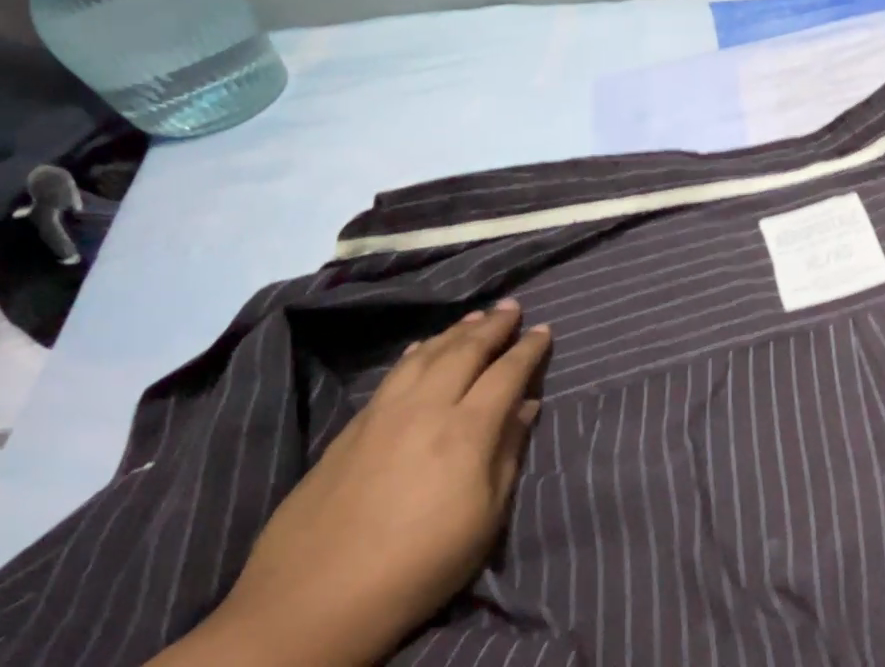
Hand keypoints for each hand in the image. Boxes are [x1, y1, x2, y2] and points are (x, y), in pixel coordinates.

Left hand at [151, 300, 550, 666]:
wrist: (313, 603)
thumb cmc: (420, 565)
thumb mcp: (485, 518)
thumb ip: (508, 454)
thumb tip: (526, 407)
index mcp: (466, 431)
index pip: (506, 373)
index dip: (528, 349)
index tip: (545, 330)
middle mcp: (425, 409)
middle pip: (464, 352)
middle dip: (492, 326)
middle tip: (511, 307)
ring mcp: (381, 417)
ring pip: (423, 356)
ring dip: (453, 332)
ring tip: (473, 317)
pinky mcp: (349, 431)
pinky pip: (392, 375)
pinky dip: (415, 353)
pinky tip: (421, 349)